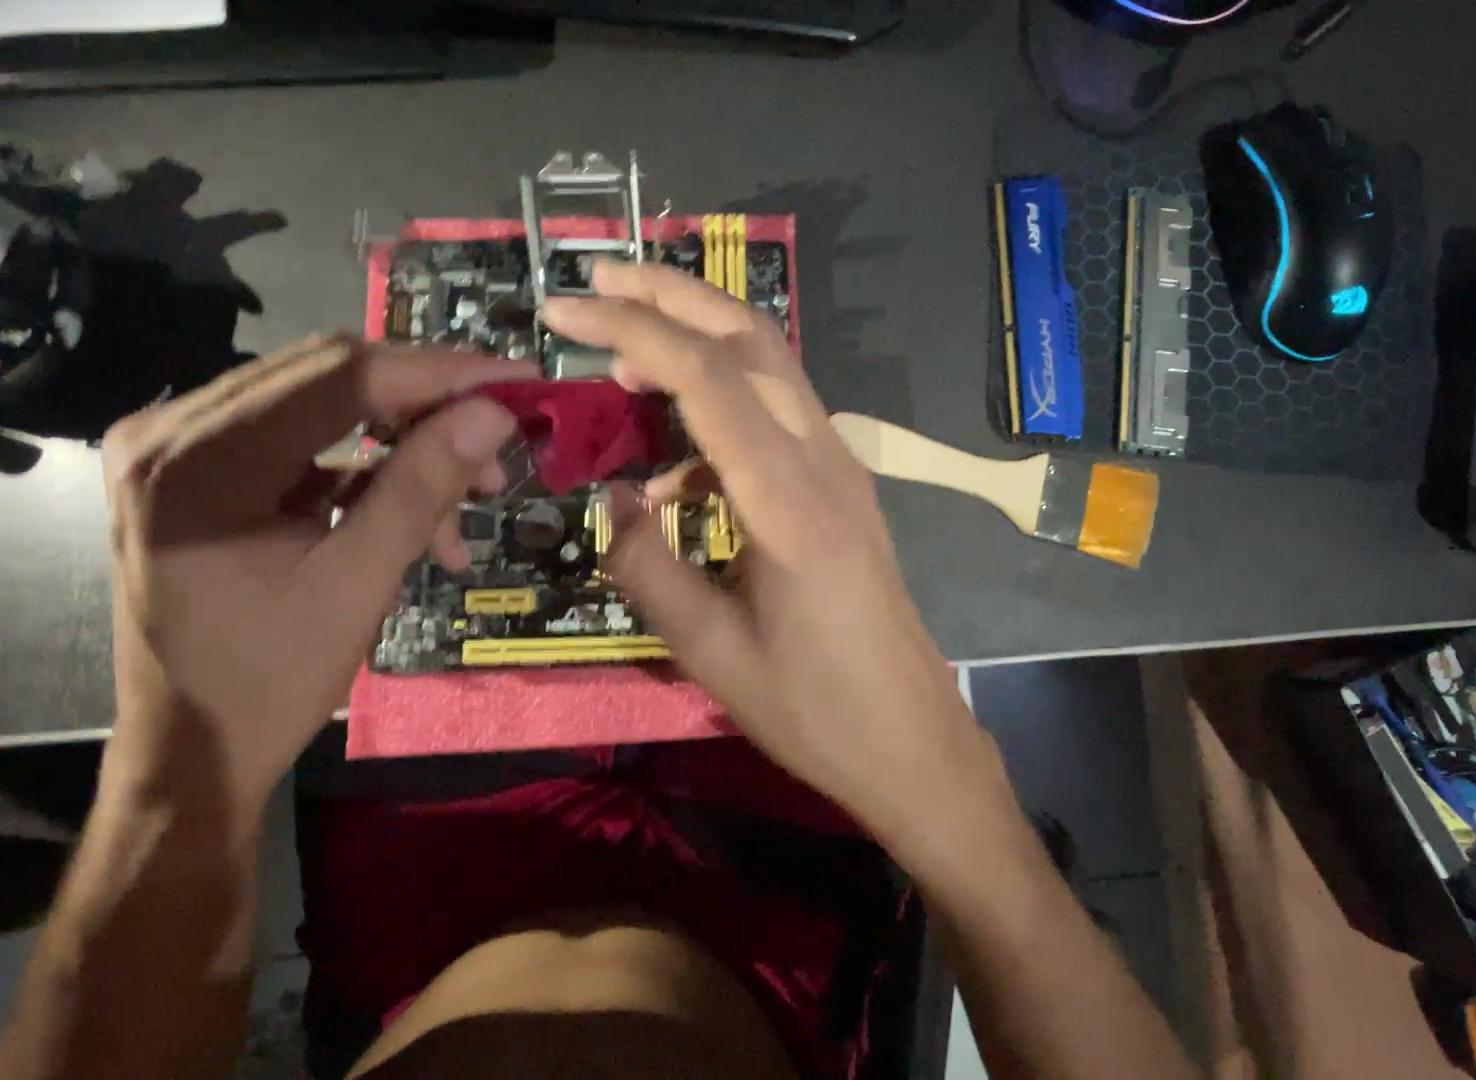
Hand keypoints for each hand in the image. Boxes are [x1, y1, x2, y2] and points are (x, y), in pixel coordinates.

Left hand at [100, 335, 532, 819]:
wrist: (193, 749)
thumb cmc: (271, 679)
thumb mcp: (358, 583)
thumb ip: (422, 487)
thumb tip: (493, 414)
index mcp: (199, 460)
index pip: (338, 376)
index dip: (438, 372)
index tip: (518, 380)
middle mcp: (171, 432)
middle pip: (328, 379)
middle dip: (427, 409)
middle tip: (499, 446)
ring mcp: (177, 450)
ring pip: (321, 408)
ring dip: (404, 446)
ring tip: (467, 501)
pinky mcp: (196, 473)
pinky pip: (301, 444)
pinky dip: (366, 472)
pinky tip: (415, 516)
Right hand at [542, 264, 1009, 845]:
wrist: (912, 741)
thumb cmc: (813, 710)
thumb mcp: (709, 652)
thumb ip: (647, 565)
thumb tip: (614, 498)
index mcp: (787, 500)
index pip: (706, 377)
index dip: (631, 331)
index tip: (563, 309)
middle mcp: (824, 462)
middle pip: (751, 340)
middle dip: (672, 296)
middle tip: (599, 280)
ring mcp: (842, 472)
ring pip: (772, 369)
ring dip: (701, 338)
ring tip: (625, 348)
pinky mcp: (844, 493)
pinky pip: (780, 420)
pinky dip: (723, 410)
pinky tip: (676, 467)